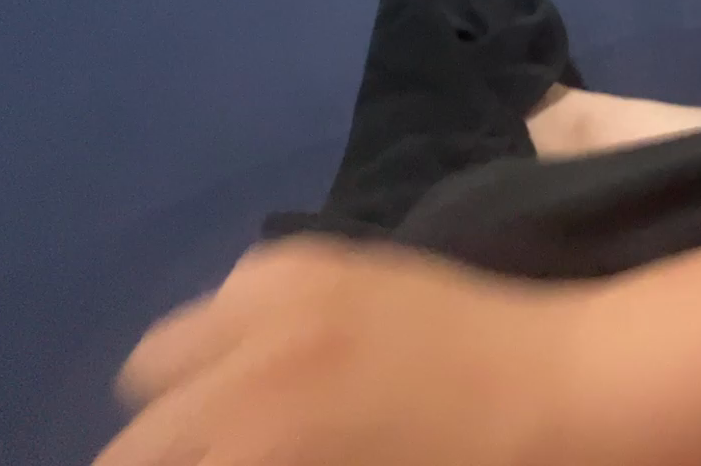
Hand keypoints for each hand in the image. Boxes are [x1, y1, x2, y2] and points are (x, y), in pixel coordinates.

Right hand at [96, 238, 575, 465]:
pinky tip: (288, 357)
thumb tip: (232, 454)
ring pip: (170, 351)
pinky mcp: (335, 255)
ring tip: (241, 426)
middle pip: (137, 437)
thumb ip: (259, 461)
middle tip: (224, 465)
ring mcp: (297, 289)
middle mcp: (254, 356)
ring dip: (190, 397)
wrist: (562, 390)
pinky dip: (243, 327)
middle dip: (170, 459)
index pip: (141, 465)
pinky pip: (243, 286)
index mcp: (255, 442)